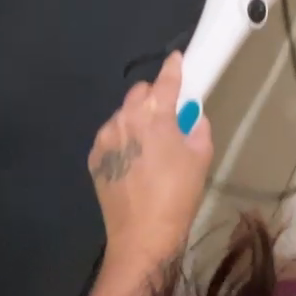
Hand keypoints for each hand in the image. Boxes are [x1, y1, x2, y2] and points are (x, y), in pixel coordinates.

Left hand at [89, 52, 213, 278]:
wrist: (142, 237)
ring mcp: (106, 138)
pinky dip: (121, 138)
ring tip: (147, 141)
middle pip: (140, 92)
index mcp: (155, 114)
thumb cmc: (177, 195)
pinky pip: (110, 135)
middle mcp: (126, 118)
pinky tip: (132, 158)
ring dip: (135, 117)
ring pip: (122, 113)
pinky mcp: (94, 157)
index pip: (166, 80)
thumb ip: (199, 126)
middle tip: (167, 114)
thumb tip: (192, 117)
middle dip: (153, 96)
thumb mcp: (201, 156)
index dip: (173, 66)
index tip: (177, 58)